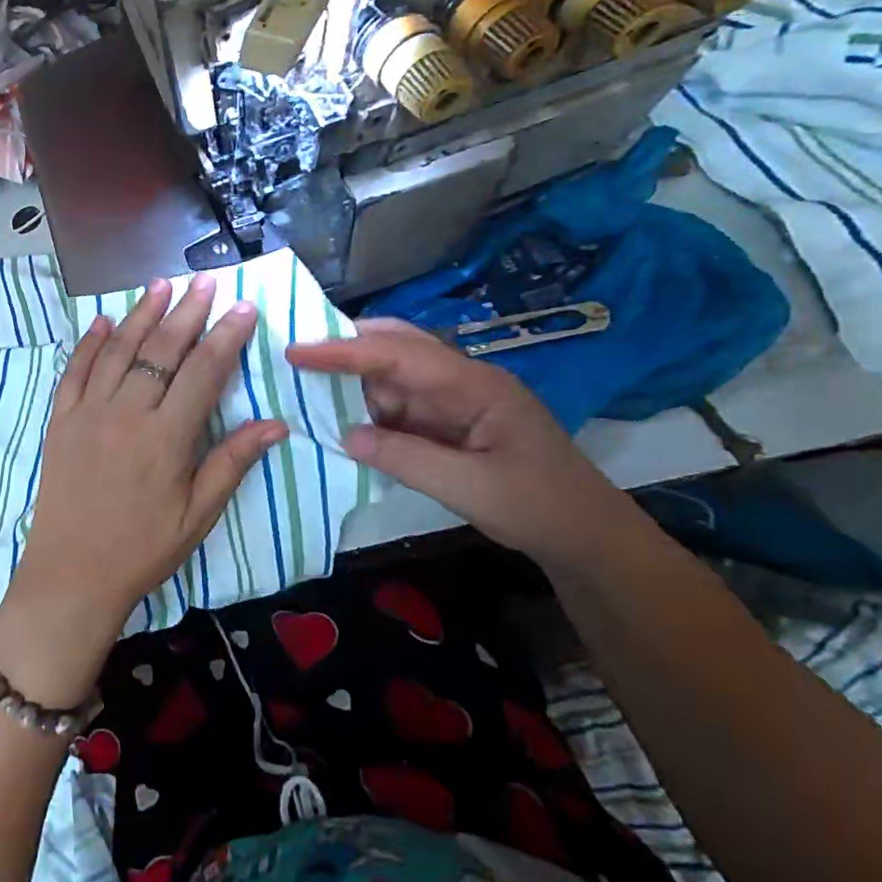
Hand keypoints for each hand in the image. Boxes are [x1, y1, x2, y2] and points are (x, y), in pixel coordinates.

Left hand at [0, 275, 286, 704]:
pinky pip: (74, 372)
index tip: (243, 308)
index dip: (226, 337)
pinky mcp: (59, 421)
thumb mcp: (198, 516)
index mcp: (166, 437)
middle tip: (205, 281)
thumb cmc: (142, 549)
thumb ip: (232, 463)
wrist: (71, 574)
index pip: (203, 372)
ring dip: (140, 314)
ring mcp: (87, 413)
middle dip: (187, 312)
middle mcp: (126, 414)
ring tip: (161, 285)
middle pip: (161, 350)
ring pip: (117, 350)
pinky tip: (101, 321)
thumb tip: (276, 424)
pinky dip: (88, 343)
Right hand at [285, 319, 656, 565]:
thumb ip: (404, 457)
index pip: (399, 355)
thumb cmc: (538, 506)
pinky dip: (365, 409)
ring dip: (351, 379)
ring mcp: (453, 402)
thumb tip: (345, 434)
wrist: (585, 536)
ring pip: (392, 376)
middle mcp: (461, 381)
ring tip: (303, 381)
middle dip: (347, 345)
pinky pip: (397, 406)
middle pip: (396, 347)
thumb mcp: (470, 487)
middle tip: (295, 350)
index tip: (296, 350)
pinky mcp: (446, 424)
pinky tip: (337, 415)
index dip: (344, 351)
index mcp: (475, 384)